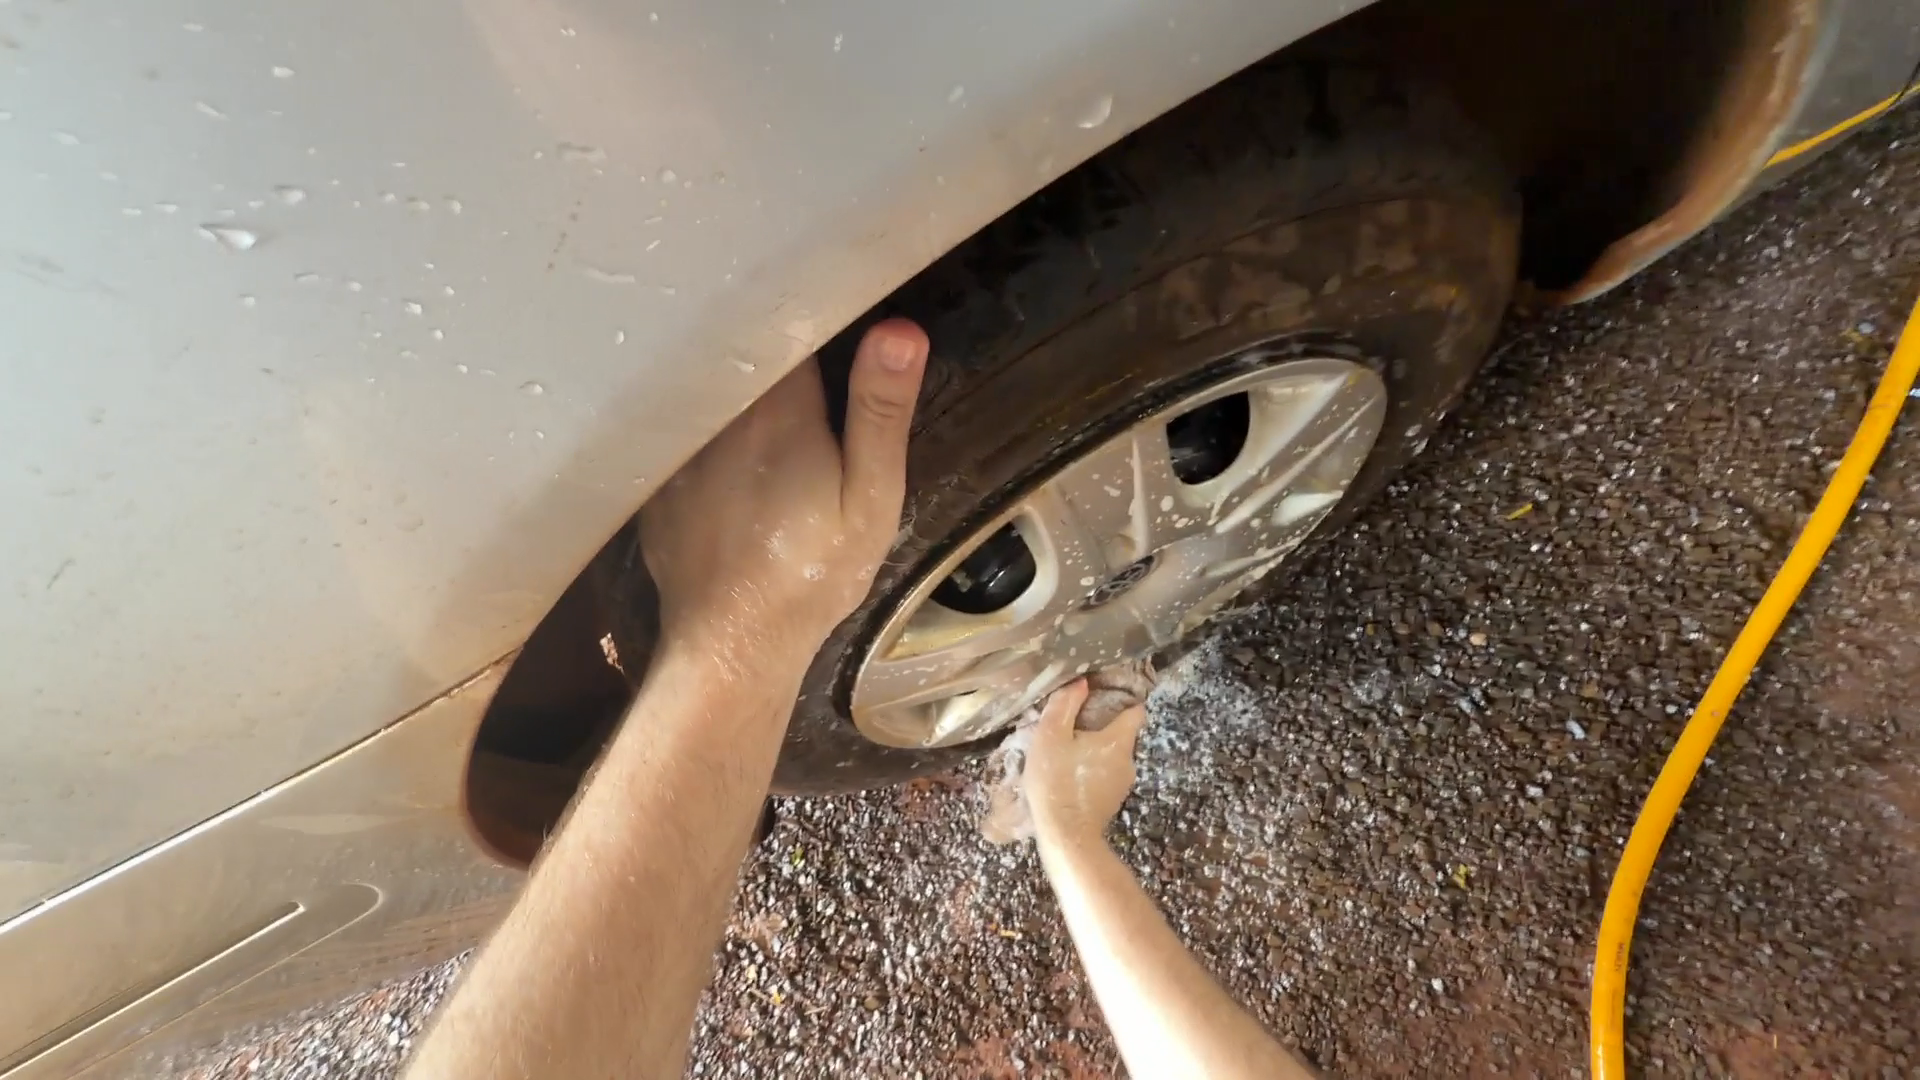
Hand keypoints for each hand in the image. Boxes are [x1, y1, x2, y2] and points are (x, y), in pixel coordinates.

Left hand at [640, 319, 928, 668]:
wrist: (737, 642)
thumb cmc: (816, 571)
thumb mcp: (870, 498)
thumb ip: (880, 413)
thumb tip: (899, 330)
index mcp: (777, 408)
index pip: (785, 325)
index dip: (808, 315)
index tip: (828, 309)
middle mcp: (716, 414)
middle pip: (741, 354)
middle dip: (770, 343)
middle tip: (802, 349)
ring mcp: (678, 448)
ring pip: (708, 390)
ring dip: (734, 383)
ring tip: (766, 403)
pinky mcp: (657, 482)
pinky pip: (681, 433)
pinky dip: (702, 428)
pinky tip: (723, 456)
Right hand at [1025, 680, 1149, 846]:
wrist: (1065, 835)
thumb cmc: (1056, 780)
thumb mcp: (1051, 735)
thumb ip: (1065, 704)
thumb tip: (1081, 681)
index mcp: (1119, 740)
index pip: (1136, 711)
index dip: (1123, 699)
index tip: (1103, 694)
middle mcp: (1129, 760)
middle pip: (1121, 733)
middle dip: (1101, 726)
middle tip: (1073, 724)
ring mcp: (1122, 784)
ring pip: (1112, 756)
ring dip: (1095, 751)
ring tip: (1067, 751)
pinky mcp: (1112, 802)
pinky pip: (1105, 775)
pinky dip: (1092, 771)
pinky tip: (1069, 774)